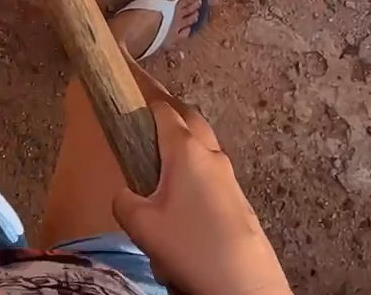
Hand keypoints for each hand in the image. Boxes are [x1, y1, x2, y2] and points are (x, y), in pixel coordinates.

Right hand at [113, 97, 290, 294]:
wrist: (246, 285)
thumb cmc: (190, 246)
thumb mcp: (142, 227)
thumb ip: (124, 202)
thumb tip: (124, 195)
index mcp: (186, 149)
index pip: (165, 111)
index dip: (148, 100)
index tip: (135, 95)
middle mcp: (210, 154)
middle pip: (191, 119)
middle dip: (173, 113)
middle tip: (152, 117)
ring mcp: (230, 176)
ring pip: (206, 145)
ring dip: (188, 142)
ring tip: (166, 160)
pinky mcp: (240, 199)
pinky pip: (214, 172)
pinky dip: (198, 170)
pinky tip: (186, 200)